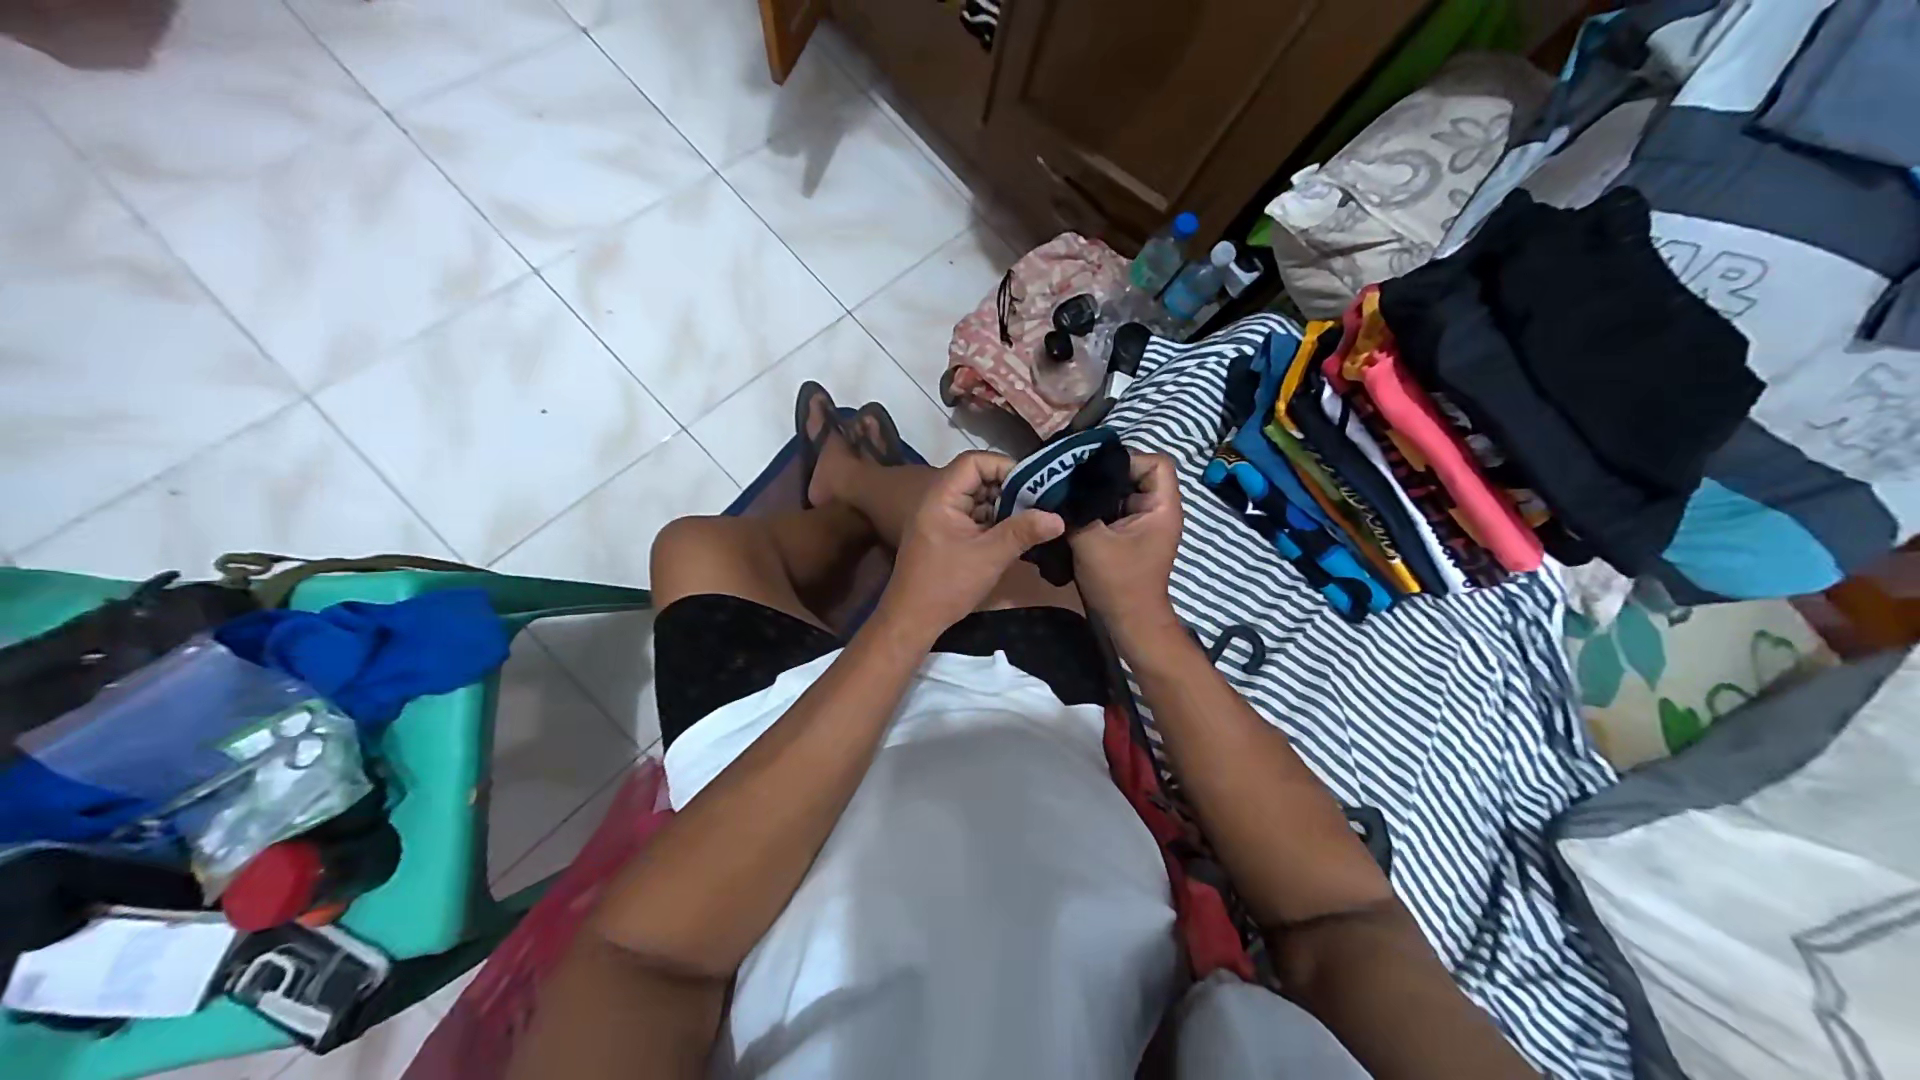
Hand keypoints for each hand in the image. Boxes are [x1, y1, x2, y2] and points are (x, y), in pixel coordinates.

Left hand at [877, 451, 1064, 636]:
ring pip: (977, 500)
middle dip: (1008, 488)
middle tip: (1038, 502)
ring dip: (1003, 507)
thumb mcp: (989, 557)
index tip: (1031, 483)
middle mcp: (938, 501)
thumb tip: (1059, 518)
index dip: (1003, 466)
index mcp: (941, 497)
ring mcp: (941, 519)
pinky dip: (994, 522)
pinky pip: (974, 518)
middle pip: (977, 478)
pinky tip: (1016, 534)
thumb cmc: (946, 585)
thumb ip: (1023, 532)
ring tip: (1032, 518)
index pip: (973, 462)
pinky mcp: (946, 536)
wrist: (911, 620)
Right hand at [1067, 452, 1182, 637]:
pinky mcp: (1129, 534)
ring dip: (1097, 491)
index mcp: (1162, 507)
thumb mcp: (1092, 542)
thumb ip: (1077, 509)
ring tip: (1068, 491)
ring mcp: (1144, 522)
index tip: (1094, 470)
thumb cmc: (1119, 582)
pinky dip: (1095, 506)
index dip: (1127, 459)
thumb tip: (1058, 486)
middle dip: (1104, 473)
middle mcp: (1158, 510)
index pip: (1156, 462)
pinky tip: (1072, 509)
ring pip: (1122, 491)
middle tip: (1073, 477)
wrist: (1129, 623)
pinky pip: (1114, 508)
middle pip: (1136, 473)